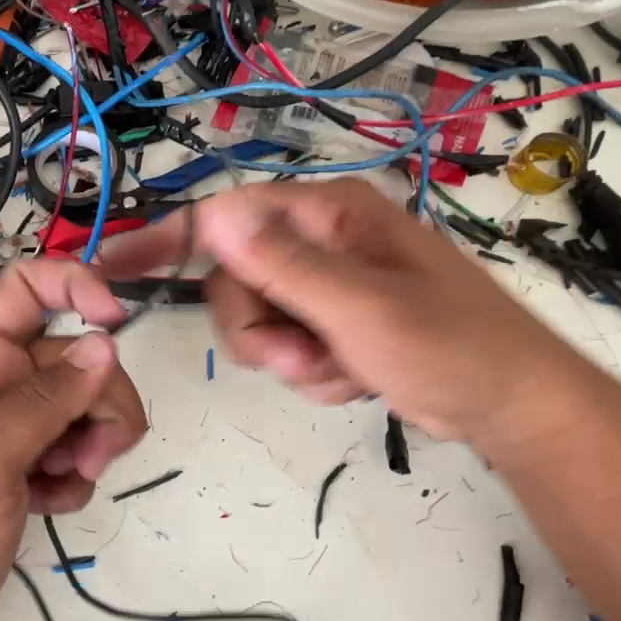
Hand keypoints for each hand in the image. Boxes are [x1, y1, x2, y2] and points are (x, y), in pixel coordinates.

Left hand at [0, 260, 148, 620]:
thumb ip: (42, 402)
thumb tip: (104, 345)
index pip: (22, 289)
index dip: (71, 285)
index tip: (115, 322)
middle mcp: (1, 384)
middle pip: (78, 355)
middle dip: (101, 401)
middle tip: (87, 455)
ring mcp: (19, 425)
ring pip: (90, 403)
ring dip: (94, 444)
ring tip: (62, 481)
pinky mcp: (34, 463)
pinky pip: (82, 448)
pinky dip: (77, 476)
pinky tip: (47, 503)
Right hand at [99, 179, 585, 446]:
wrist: (511, 406)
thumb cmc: (450, 346)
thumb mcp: (359, 308)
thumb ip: (281, 265)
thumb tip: (213, 218)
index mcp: (327, 214)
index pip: (224, 218)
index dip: (164, 243)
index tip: (109, 269)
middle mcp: (319, 238)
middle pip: (232, 279)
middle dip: (256, 329)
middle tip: (298, 357)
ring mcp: (324, 281)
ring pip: (252, 317)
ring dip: (284, 355)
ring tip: (335, 368)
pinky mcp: (329, 319)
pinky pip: (282, 342)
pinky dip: (306, 369)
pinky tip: (350, 375)